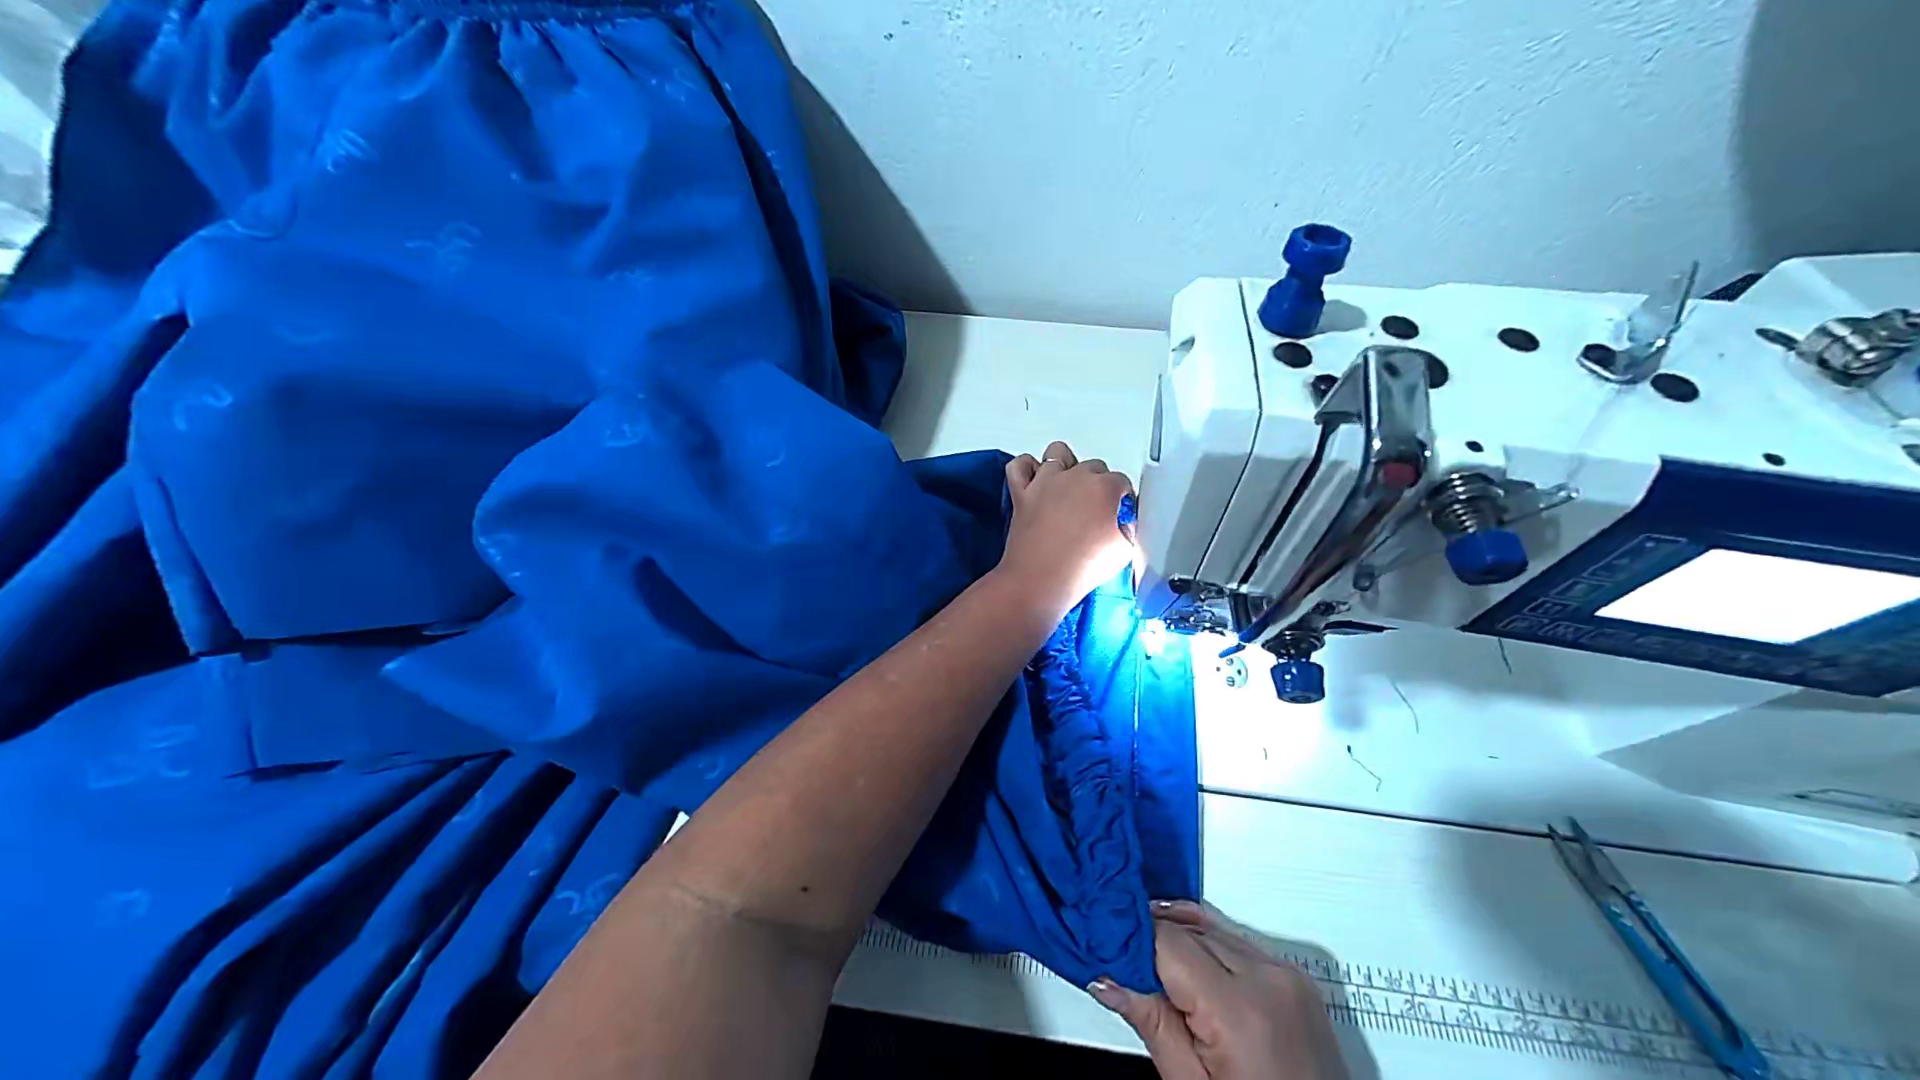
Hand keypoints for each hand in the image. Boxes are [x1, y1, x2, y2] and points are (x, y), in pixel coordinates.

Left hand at [995, 441, 1135, 619]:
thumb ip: (1128, 524)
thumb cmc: (1082, 568)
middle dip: (1096, 485)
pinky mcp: (1022, 492)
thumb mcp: (1125, 549)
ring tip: (1067, 488)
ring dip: (1066, 467)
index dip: (1120, 500)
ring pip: (1058, 453)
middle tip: (1093, 511)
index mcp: (1106, 487)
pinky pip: (1020, 465)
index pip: (1121, 482)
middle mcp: (1076, 477)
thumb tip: (1122, 519)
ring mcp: (1046, 481)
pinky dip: (1027, 468)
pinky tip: (1035, 480)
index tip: (1116, 514)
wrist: (1040, 580)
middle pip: (1093, 467)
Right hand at [1089, 901, 1348, 1079]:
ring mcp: (1288, 974)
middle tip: (1118, 962)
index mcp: (1242, 1010)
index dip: (1131, 940)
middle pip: (1188, 929)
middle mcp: (1270, 979)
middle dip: (1152, 942)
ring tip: (1152, 967)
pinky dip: (1210, 947)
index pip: (1167, 939)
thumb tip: (1107, 978)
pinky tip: (1189, 965)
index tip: (1104, 947)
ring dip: (1180, 940)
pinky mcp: (1296, 976)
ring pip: (1212, 928)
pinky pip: (1239, 941)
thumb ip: (1151, 1024)